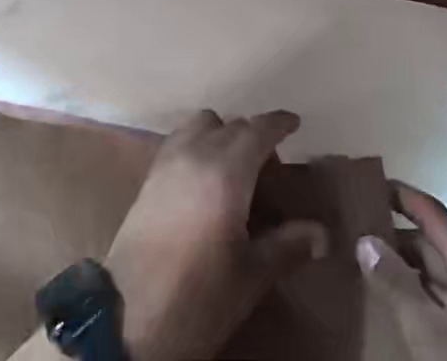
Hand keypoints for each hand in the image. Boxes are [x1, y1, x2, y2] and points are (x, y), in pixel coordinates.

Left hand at [104, 110, 327, 360]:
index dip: (278, 124)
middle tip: (270, 171)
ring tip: (234, 171)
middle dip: (254, 136)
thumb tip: (322, 234)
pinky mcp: (148, 179)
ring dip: (222, 134)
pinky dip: (198, 144)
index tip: (294, 124)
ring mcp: (166, 163)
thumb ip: (287, 245)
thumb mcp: (250, 276)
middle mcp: (195, 154)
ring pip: (200, 125)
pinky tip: (204, 181)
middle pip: (231, 125)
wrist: (125, 321)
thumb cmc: (197, 298)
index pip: (257, 130)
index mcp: (226, 171)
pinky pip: (179, 141)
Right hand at [357, 181, 446, 360]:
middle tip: (358, 235)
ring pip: (445, 277)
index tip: (370, 186)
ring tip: (371, 270)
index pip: (435, 215)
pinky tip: (402, 313)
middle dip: (399, 236)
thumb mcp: (430, 336)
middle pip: (438, 245)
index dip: (404, 196)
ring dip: (410, 269)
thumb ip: (397, 285)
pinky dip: (424, 297)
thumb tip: (366, 240)